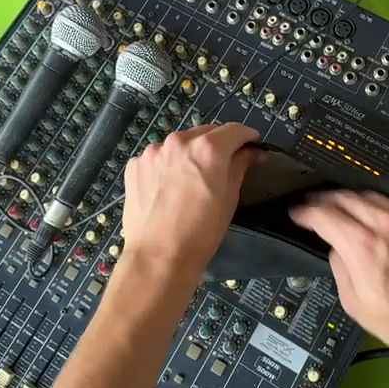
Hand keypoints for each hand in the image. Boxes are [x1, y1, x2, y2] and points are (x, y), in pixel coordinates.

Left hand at [118, 123, 260, 286]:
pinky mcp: (136, 165)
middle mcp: (179, 141)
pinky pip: (158, 157)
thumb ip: (240, 166)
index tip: (252, 144)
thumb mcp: (229, 198)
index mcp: (208, 148)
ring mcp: (153, 151)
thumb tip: (252, 152)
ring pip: (180, 143)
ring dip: (190, 152)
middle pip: (206, 132)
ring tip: (192, 177)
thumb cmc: (201, 232)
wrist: (158, 257)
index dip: (247, 136)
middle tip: (225, 163)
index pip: (234, 130)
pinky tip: (169, 185)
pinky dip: (167, 164)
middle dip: (219, 143)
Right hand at [291, 190, 388, 369]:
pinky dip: (375, 204)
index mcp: (362, 245)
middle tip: (313, 204)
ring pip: (372, 195)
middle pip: (347, 198)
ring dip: (350, 196)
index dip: (305, 212)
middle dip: (325, 199)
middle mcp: (384, 225)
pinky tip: (372, 213)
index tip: (296, 213)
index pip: (324, 215)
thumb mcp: (358, 306)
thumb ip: (341, 270)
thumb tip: (339, 251)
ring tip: (339, 203)